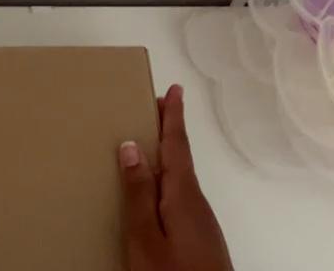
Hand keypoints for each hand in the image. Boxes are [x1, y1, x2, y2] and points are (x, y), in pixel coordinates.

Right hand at [119, 84, 234, 270]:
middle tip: (153, 108)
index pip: (177, 146)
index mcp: (184, 195)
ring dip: (166, 159)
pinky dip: (168, 183)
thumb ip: (138, 193)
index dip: (174, 116)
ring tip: (145, 146)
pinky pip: (181, 200)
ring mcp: (202, 227)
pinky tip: (155, 195)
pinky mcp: (201, 245)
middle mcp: (197, 206)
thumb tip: (131, 146)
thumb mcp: (145, 238)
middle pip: (180, 160)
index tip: (175, 88)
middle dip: (168, 133)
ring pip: (181, 181)